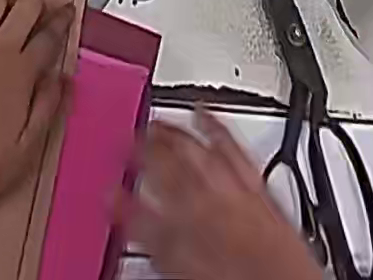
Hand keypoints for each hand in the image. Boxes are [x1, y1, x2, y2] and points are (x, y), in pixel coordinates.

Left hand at [0, 0, 71, 279]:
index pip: (50, 35)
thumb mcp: (24, 151)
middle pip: (26, 4)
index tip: (68, 12)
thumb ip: (47, 107)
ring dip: (4, 1)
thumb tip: (63, 75)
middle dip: (37, 4)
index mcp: (22, 71)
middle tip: (38, 14)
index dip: (63, 20)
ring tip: (5, 14)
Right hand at [125, 109, 323, 279]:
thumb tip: (148, 245)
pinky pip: (237, 151)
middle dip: (144, 151)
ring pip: (198, 154)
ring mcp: (238, 197)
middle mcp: (212, 216)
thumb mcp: (194, 273)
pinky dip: (218, 127)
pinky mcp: (262, 190)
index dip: (123, 200)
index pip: (145, 217)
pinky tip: (205, 108)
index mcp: (190, 247)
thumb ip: (169, 255)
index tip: (109, 188)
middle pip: (169, 173)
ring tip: (156, 116)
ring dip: (173, 133)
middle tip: (126, 137)